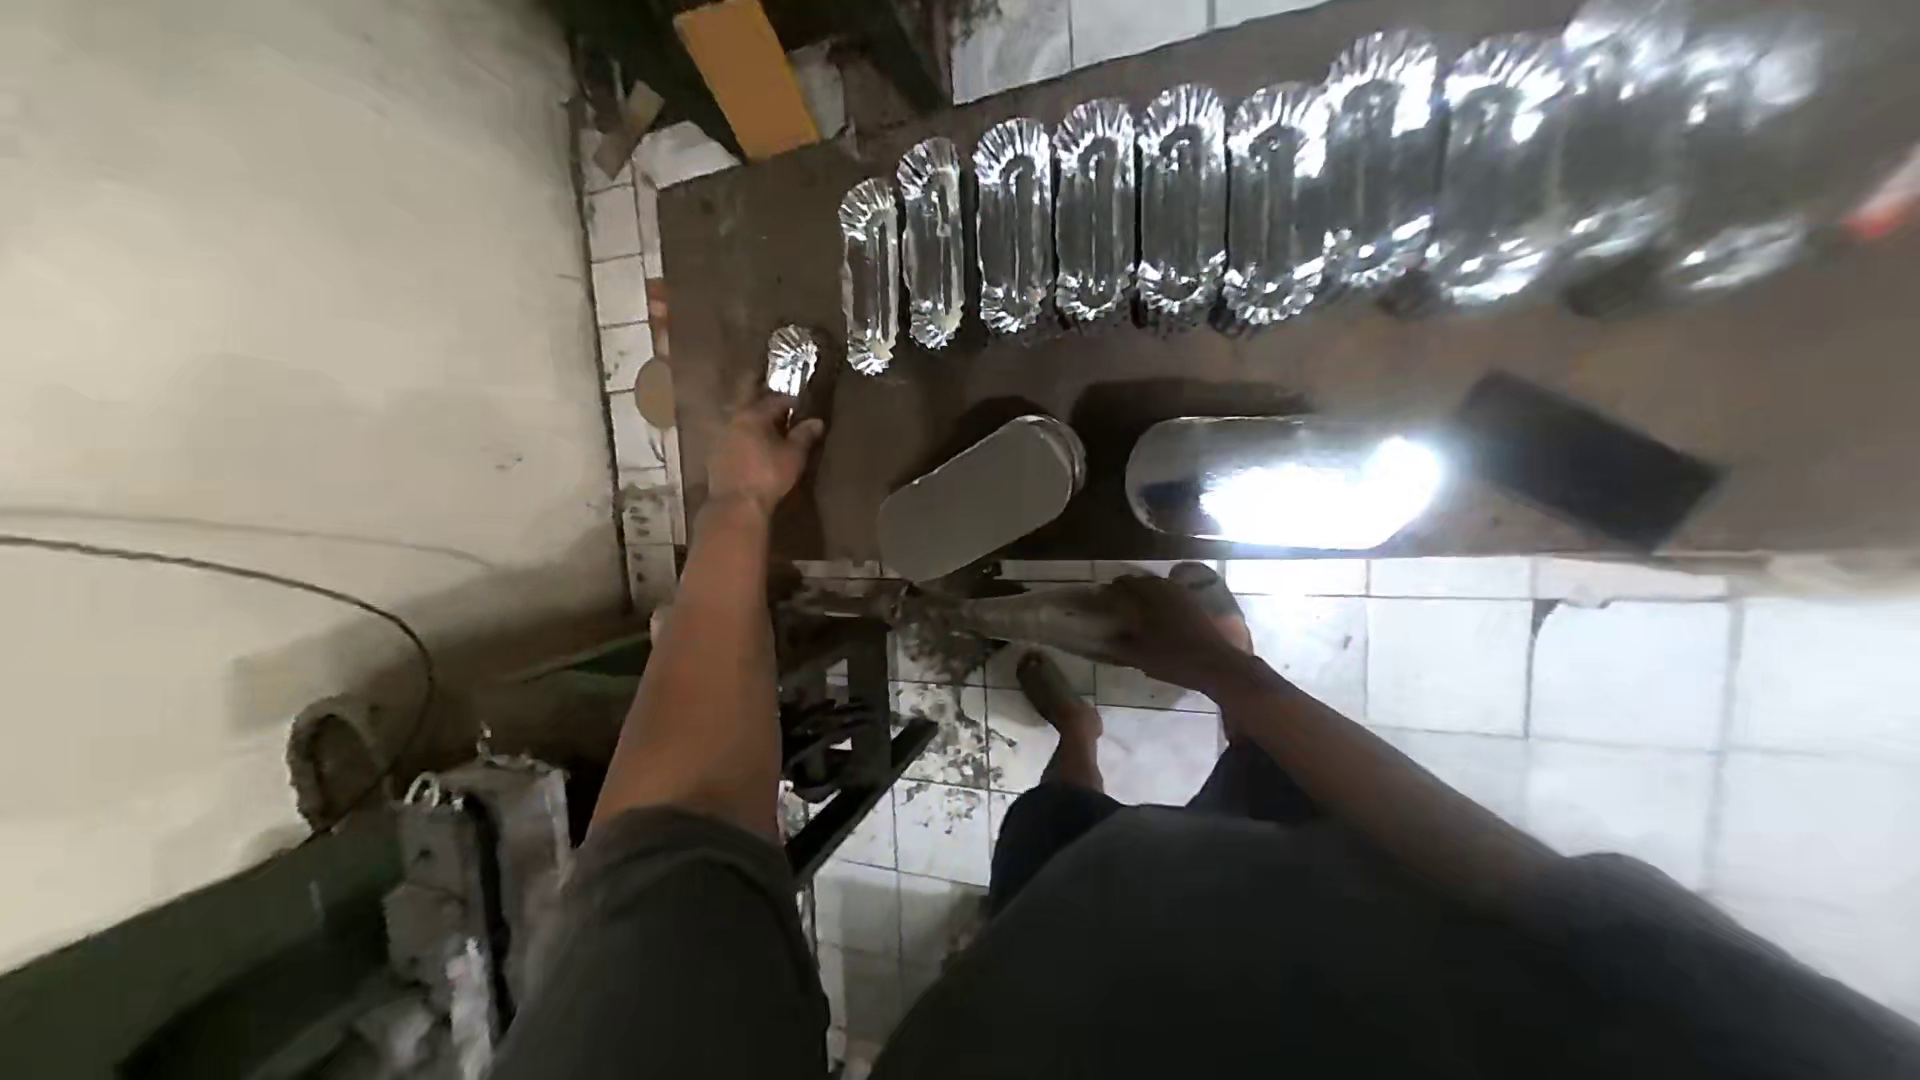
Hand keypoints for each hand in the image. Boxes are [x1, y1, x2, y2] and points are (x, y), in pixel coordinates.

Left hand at [706, 392, 825, 517]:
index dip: (790, 400)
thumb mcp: (793, 456)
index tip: (800, 405)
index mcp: (754, 415)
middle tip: (775, 402)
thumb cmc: (769, 476)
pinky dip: (742, 435)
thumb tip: (817, 421)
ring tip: (765, 426)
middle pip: (748, 399)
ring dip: (751, 417)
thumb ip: (804, 436)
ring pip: (738, 418)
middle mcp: (734, 419)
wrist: (736, 503)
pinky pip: (731, 435)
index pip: (774, 399)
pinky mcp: (714, 454)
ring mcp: (721, 436)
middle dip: (762, 397)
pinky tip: (750, 445)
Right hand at [1099, 573, 1258, 692]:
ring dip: (1146, 594)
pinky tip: (1160, 617)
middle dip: (1128, 590)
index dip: (1111, 591)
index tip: (1102, 600)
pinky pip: (1173, 595)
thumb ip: (1119, 645)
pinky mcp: (1197, 605)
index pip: (1124, 584)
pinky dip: (1162, 601)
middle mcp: (1167, 590)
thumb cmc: (1175, 659)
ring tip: (1138, 609)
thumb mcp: (1140, 656)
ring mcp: (1185, 596)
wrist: (1218, 666)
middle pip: (1142, 582)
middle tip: (1118, 604)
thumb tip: (1103, 639)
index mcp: (1150, 597)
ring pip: (1159, 587)